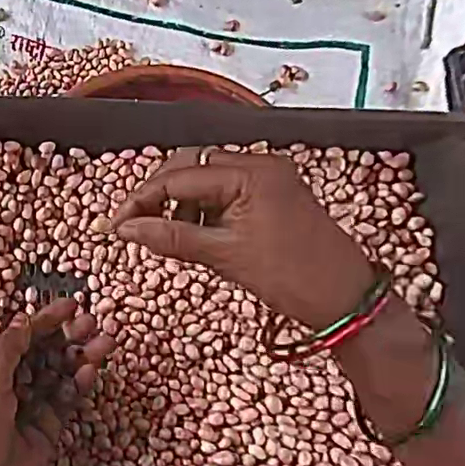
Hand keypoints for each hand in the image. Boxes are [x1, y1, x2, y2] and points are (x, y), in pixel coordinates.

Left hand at [0, 298, 113, 465]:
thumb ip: (9, 349)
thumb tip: (25, 320)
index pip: (24, 337)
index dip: (47, 320)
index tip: (72, 305)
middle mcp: (14, 384)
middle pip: (46, 353)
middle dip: (69, 336)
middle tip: (92, 323)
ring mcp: (32, 406)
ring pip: (61, 374)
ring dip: (80, 357)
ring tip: (104, 342)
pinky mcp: (48, 428)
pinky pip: (66, 399)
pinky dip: (78, 384)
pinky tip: (89, 369)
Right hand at [107, 148, 374, 330]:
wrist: (346, 300)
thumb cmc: (291, 276)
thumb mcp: (223, 256)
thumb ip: (170, 237)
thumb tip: (125, 230)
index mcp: (251, 174)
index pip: (178, 177)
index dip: (142, 201)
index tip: (118, 226)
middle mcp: (259, 166)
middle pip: (189, 167)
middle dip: (158, 195)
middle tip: (135, 225)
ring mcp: (266, 179)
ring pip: (203, 179)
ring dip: (178, 203)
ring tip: (166, 234)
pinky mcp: (269, 196)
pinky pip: (222, 193)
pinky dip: (200, 210)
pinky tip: (192, 233)